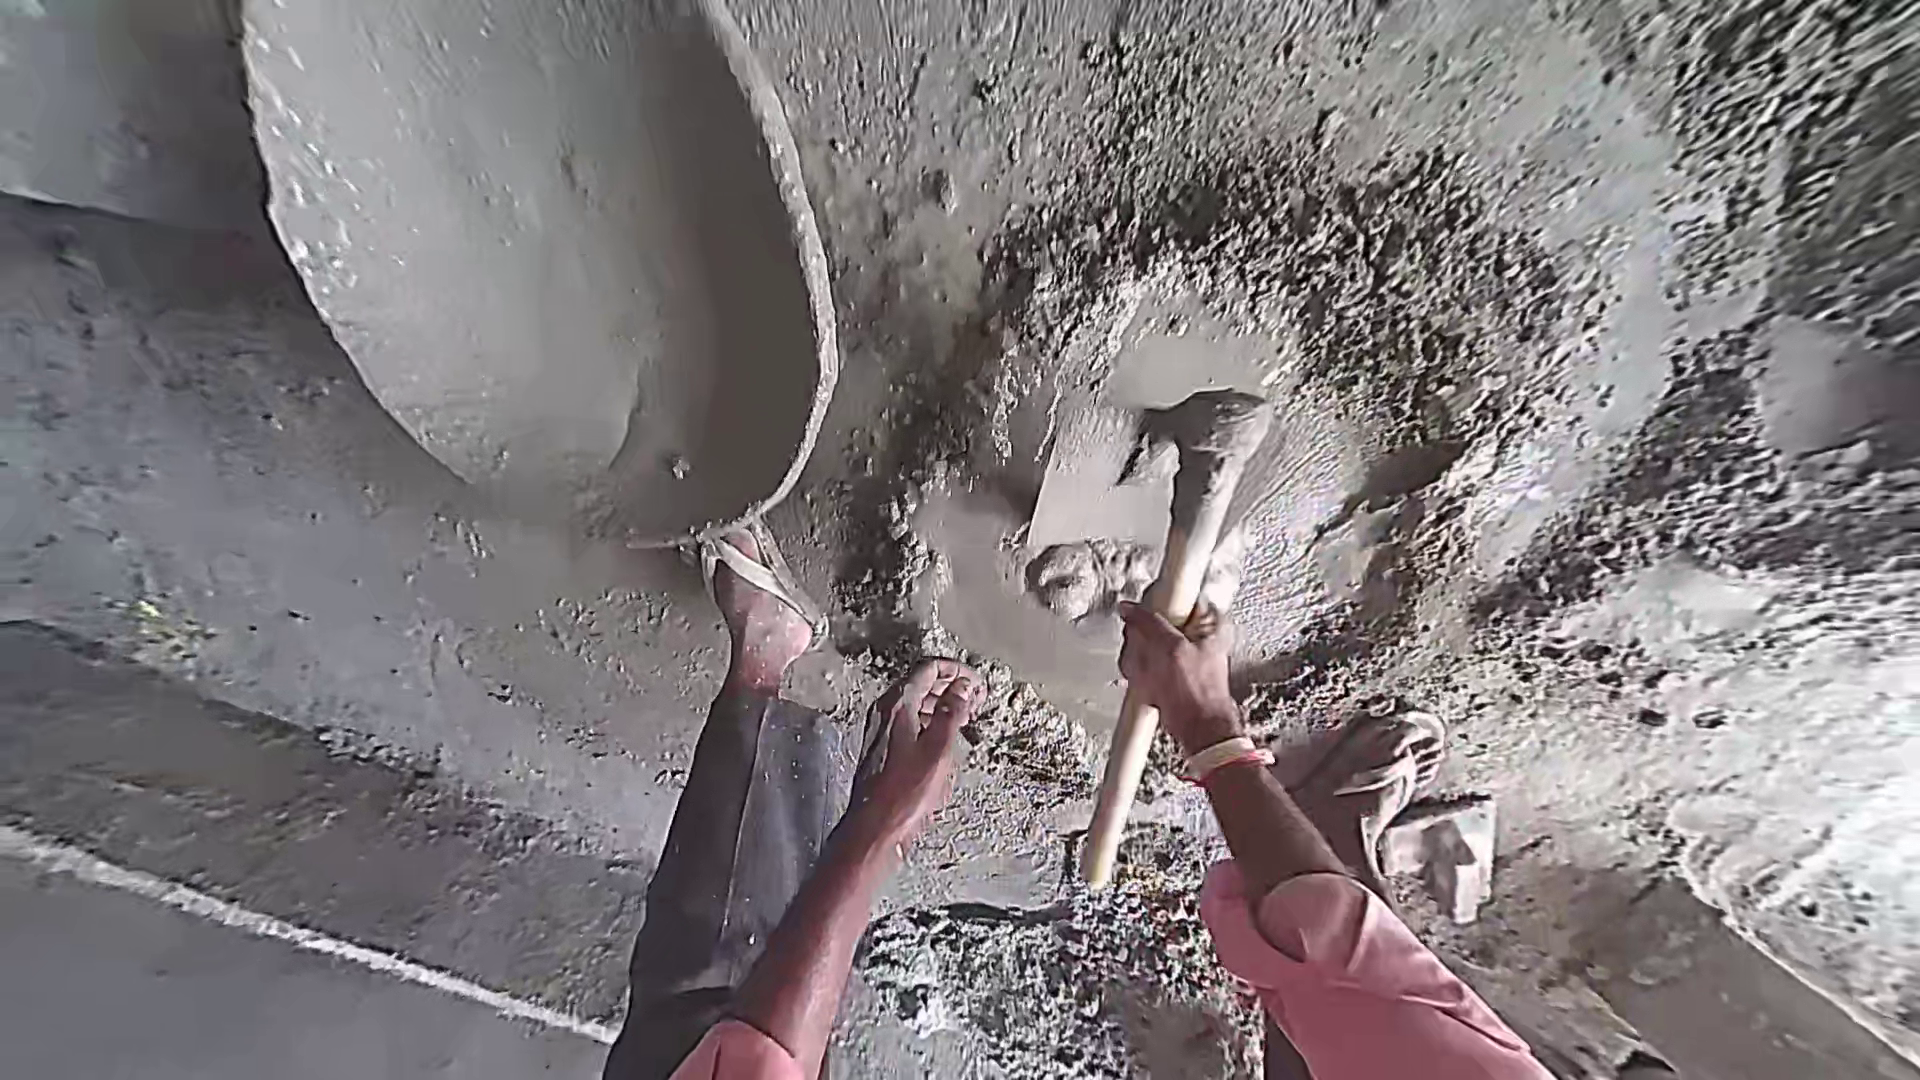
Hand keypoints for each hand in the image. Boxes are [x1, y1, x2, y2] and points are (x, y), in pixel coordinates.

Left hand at [861, 659, 979, 843]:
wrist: (874, 827)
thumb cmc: (906, 791)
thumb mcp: (938, 748)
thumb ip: (952, 712)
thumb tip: (964, 686)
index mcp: (899, 703)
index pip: (930, 668)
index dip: (957, 671)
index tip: (977, 683)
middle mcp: (886, 708)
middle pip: (922, 680)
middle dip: (951, 684)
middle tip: (976, 698)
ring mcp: (881, 725)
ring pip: (916, 699)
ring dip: (942, 702)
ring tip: (966, 716)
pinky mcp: (882, 743)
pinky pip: (910, 718)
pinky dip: (930, 717)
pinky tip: (945, 735)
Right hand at [1117, 601, 1241, 753]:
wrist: (1197, 729)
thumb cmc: (1197, 692)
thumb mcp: (1171, 648)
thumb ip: (1148, 622)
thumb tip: (1129, 607)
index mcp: (1208, 621)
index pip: (1174, 594)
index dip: (1156, 604)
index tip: (1146, 616)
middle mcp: (1195, 633)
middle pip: (1151, 619)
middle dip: (1143, 640)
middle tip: (1150, 654)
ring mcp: (1178, 651)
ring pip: (1142, 641)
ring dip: (1139, 659)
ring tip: (1151, 675)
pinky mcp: (1166, 668)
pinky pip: (1141, 660)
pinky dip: (1139, 672)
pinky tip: (1149, 684)